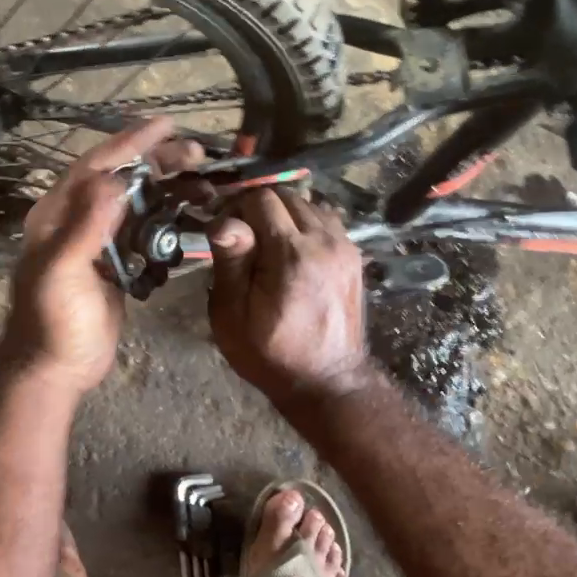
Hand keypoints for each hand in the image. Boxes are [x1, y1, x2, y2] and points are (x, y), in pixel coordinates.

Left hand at [1, 118, 198, 396]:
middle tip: (196, 153)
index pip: (94, 167)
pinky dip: (164, 221)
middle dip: (155, 163)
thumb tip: (114, 179)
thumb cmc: (53, 321)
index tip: (166, 126)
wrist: (56, 368)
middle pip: (118, 179)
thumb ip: (85, 224)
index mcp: (55, 215)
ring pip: (134, 204)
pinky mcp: (113, 265)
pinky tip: (188, 215)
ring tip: (201, 181)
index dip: (129, 143)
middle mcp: (73, 221)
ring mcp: (95, 243)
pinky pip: (141, 232)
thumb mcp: (63, 270)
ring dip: (165, 190)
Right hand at [207, 188, 372, 407]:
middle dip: (258, 207)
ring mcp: (345, 246)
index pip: (260, 198)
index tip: (224, 234)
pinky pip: (326, 220)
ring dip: (283, 214)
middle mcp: (324, 240)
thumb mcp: (232, 314)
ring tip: (266, 244)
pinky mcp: (354, 256)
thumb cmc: (269, 353)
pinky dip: (305, 223)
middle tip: (242, 239)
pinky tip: (291, 249)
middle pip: (286, 194)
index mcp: (291, 252)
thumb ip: (230, 261)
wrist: (326, 381)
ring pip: (309, 203)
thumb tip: (223, 221)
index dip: (235, 208)